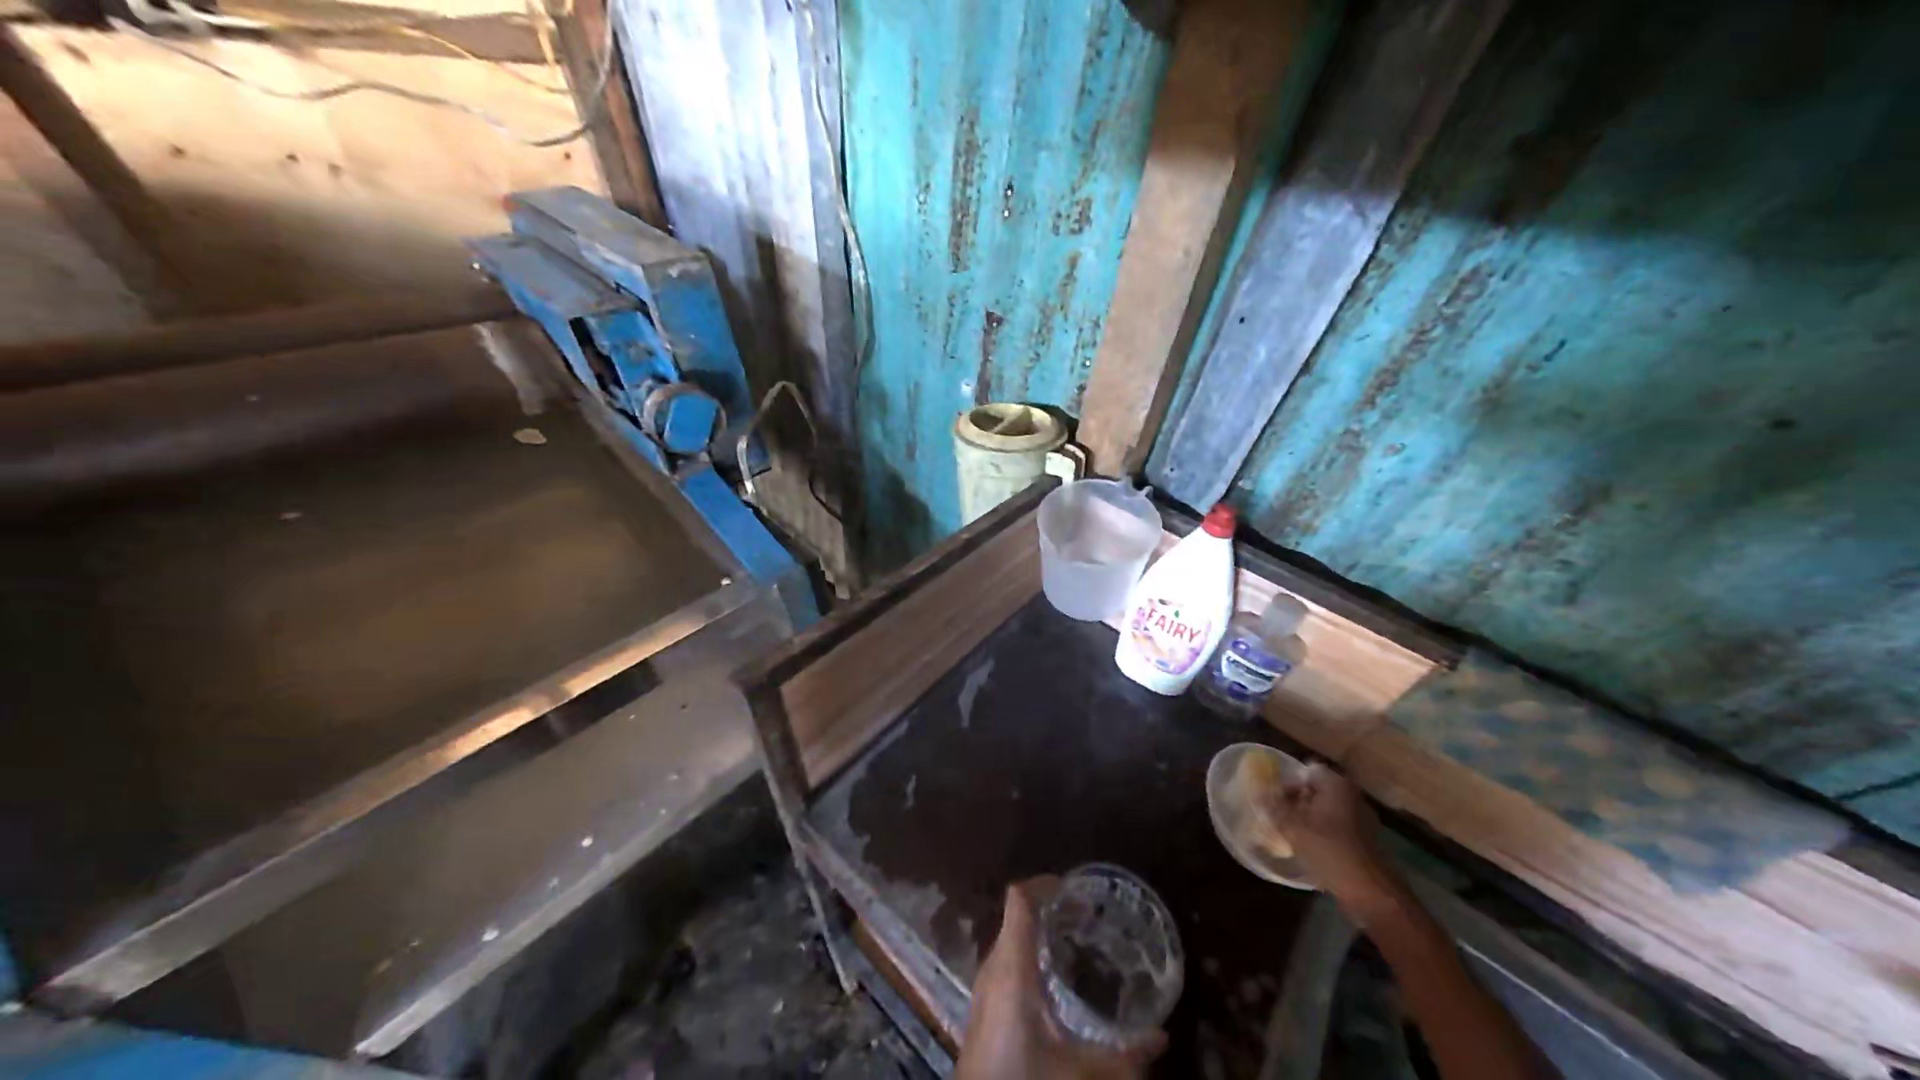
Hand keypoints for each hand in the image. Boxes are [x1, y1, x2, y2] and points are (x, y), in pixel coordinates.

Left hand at [955, 879, 1165, 1079]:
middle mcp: (994, 965)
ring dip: (1041, 931)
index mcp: (1012, 967)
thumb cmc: (1020, 1079)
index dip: (1044, 884)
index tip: (1076, 890)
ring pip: (1011, 937)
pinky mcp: (985, 1001)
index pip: (1019, 900)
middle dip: (1052, 909)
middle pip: (1017, 915)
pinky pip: (1008, 959)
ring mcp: (985, 983)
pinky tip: (1057, 980)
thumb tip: (1161, 1038)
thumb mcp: (1075, 1071)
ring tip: (1078, 942)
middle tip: (1089, 918)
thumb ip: (1121, 1056)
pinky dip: (1032, 954)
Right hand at [1264, 763, 1405, 920]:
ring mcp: (1363, 819)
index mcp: (1337, 785)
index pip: (1307, 771)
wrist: (1371, 893)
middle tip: (1278, 815)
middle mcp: (1353, 796)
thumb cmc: (1330, 851)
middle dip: (1297, 801)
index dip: (1287, 782)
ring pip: (1328, 810)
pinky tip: (1310, 848)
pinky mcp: (1367, 840)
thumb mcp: (1293, 827)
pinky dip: (1323, 832)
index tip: (1273, 797)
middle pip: (1318, 790)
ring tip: (1291, 833)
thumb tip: (1258, 791)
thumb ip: (1274, 806)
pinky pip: (1338, 827)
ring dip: (1309, 818)